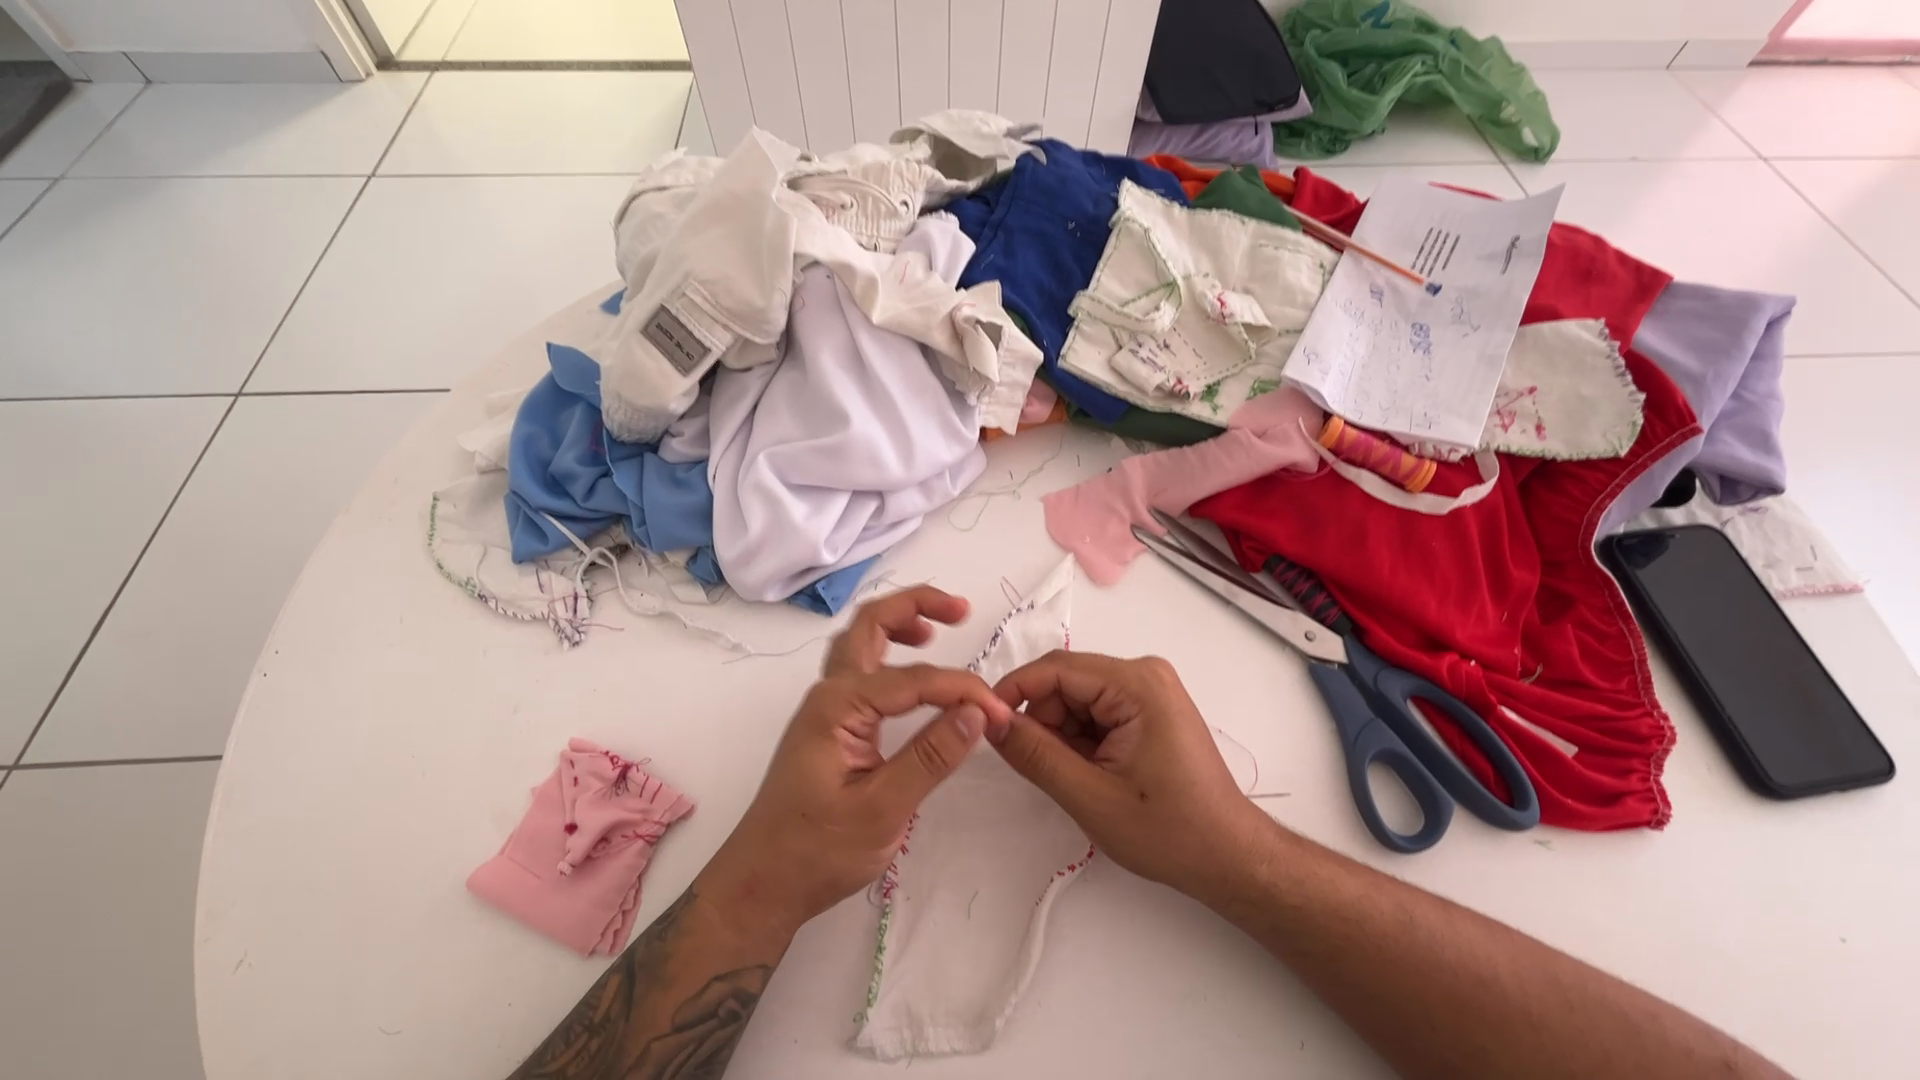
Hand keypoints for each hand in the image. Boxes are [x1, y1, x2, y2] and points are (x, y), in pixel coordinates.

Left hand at [696, 586, 1011, 936]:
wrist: (763, 881)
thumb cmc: (818, 850)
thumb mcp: (883, 809)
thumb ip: (931, 756)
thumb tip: (976, 712)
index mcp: (839, 706)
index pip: (914, 679)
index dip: (961, 690)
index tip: (999, 713)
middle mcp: (828, 694)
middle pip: (869, 624)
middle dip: (915, 605)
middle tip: (961, 609)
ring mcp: (825, 708)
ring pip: (860, 642)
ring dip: (898, 622)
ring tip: (940, 626)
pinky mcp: (829, 726)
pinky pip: (861, 669)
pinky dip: (889, 652)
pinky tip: (912, 672)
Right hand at [987, 651, 1267, 903]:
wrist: (1228, 857)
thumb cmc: (1168, 830)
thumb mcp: (1090, 796)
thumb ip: (1035, 754)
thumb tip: (989, 720)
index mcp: (1137, 684)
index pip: (1055, 669)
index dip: (1012, 692)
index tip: (983, 725)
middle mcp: (1144, 674)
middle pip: (1065, 683)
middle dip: (1041, 721)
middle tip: (1039, 769)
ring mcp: (1149, 691)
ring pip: (1076, 700)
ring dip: (1060, 735)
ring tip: (1075, 780)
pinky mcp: (1148, 710)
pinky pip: (1095, 712)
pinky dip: (1079, 741)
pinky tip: (1090, 774)